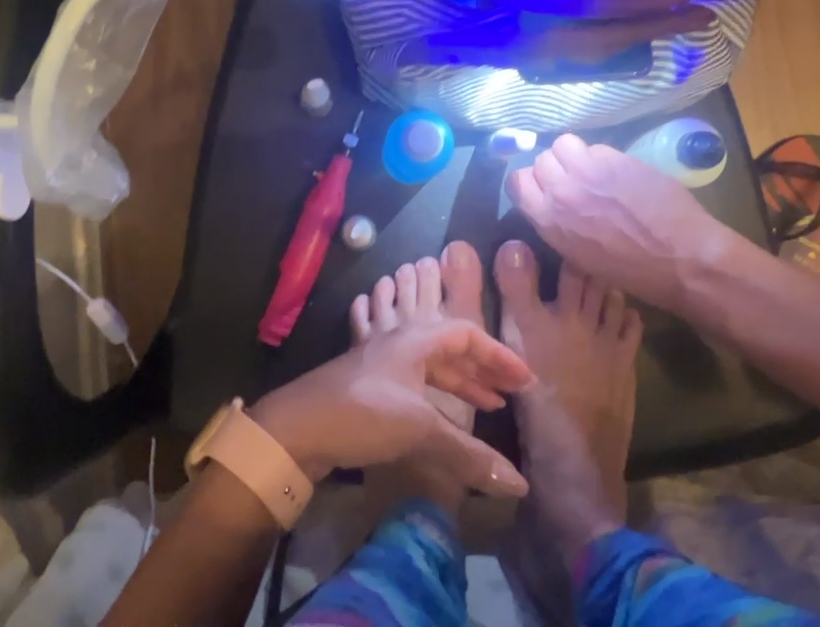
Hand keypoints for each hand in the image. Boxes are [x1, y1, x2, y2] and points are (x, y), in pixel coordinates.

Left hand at [250, 318, 532, 496]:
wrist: (295, 426)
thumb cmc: (362, 413)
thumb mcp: (420, 430)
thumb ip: (470, 455)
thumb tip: (521, 486)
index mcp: (414, 340)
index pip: (466, 334)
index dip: (499, 356)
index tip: (524, 382)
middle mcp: (398, 344)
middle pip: (448, 346)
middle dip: (481, 369)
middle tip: (509, 395)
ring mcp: (378, 363)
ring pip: (428, 365)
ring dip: (458, 382)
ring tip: (487, 406)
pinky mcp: (365, 385)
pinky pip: (410, 381)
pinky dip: (433, 394)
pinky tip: (441, 414)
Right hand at [506, 133, 737, 308]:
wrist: (682, 261)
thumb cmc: (631, 270)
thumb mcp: (577, 254)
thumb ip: (556, 222)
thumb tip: (552, 201)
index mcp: (548, 220)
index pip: (516, 180)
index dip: (531, 181)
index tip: (545, 188)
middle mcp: (562, 191)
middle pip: (541, 159)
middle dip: (555, 167)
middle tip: (575, 180)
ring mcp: (590, 172)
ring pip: (565, 143)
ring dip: (575, 155)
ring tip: (594, 170)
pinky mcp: (617, 160)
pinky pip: (597, 147)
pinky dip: (604, 157)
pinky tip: (620, 174)